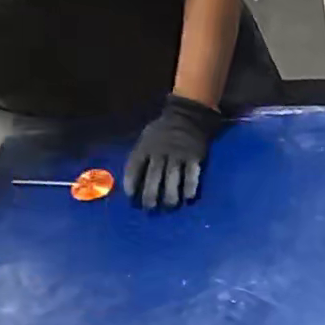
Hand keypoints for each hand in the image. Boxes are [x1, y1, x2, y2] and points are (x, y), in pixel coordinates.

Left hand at [124, 95, 224, 210]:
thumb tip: (133, 181)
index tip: (130, 197)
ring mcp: (178, 155)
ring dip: (170, 194)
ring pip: (172, 178)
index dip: (131, 182)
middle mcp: (160, 152)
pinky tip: (188, 198)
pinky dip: (190, 187)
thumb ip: (141, 156)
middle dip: (150, 194)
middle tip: (149, 209)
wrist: (187, 115)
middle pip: (154, 176)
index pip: (135, 166)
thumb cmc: (163, 132)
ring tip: (169, 206)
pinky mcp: (194, 157)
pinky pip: (192, 175)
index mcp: (146, 146)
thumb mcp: (146, 138)